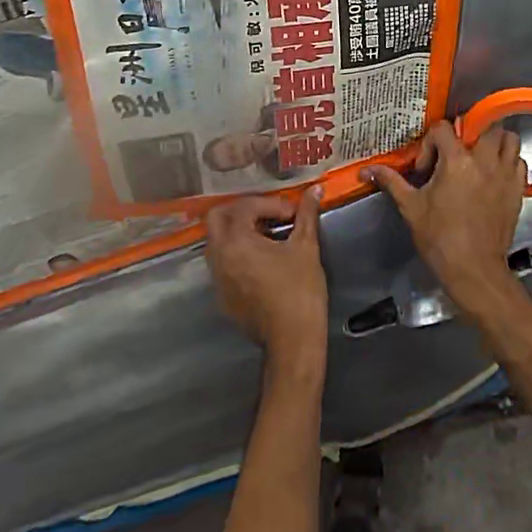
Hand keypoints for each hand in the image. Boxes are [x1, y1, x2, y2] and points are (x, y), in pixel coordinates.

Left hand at [205, 190, 327, 365]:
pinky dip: (235, 255)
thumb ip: (307, 215)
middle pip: (218, 218)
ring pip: (216, 241)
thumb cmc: (300, 291)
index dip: (270, 204)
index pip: (245, 207)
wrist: (293, 341)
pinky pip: (221, 265)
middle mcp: (218, 256)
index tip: (292, 213)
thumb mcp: (306, 248)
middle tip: (268, 216)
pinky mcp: (221, 296)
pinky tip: (260, 262)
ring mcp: (217, 278)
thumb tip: (315, 190)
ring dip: (237, 232)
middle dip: (242, 211)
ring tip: (266, 236)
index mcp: (236, 241)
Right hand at [364, 122, 526, 311]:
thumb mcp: (410, 206)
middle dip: (468, 135)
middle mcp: (485, 162)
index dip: (430, 144)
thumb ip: (391, 181)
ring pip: (510, 140)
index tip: (426, 168)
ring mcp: (505, 176)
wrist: (473, 268)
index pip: (443, 129)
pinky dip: (508, 162)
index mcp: (456, 161)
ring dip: (494, 143)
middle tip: (455, 153)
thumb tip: (366, 170)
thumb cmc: (439, 236)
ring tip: (478, 158)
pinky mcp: (518, 191)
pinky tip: (493, 176)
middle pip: (485, 127)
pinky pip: (519, 163)